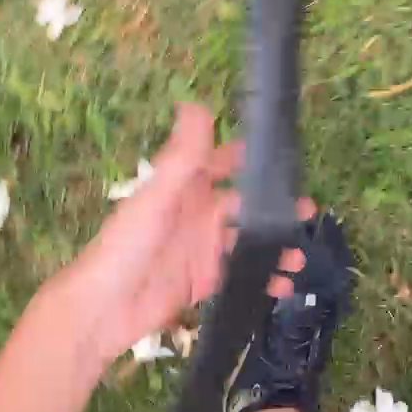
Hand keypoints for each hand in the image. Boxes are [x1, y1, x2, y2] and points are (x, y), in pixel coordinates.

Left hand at [49, 103, 309, 366]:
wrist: (103, 308)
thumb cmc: (128, 243)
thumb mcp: (159, 194)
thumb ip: (183, 154)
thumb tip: (196, 103)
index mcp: (185, 186)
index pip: (224, 162)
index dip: (252, 159)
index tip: (286, 158)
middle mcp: (197, 212)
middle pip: (244, 203)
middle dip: (275, 206)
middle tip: (308, 211)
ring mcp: (201, 248)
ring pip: (247, 240)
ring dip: (274, 244)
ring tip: (301, 254)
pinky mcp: (204, 282)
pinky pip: (241, 275)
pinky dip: (264, 279)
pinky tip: (285, 286)